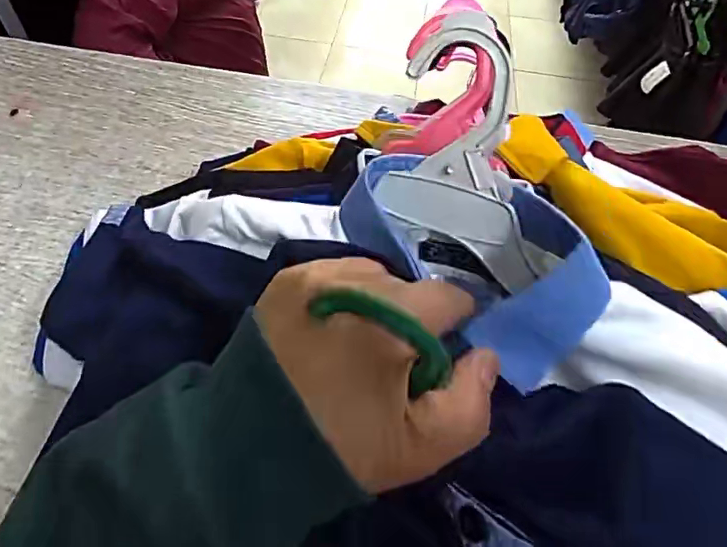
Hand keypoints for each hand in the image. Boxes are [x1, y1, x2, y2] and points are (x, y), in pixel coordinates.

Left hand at [253, 258, 500, 493]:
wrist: (240, 453)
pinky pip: (338, 275)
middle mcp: (359, 279)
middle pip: (411, 289)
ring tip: (355, 347)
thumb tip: (485, 355)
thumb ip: (470, 402)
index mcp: (394, 315)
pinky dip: (345, 297)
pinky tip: (328, 332)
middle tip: (390, 365)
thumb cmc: (339, 448)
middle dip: (413, 320)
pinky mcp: (290, 278)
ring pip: (376, 278)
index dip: (453, 328)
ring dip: (379, 304)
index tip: (435, 360)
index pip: (450, 298)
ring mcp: (319, 273)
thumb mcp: (419, 448)